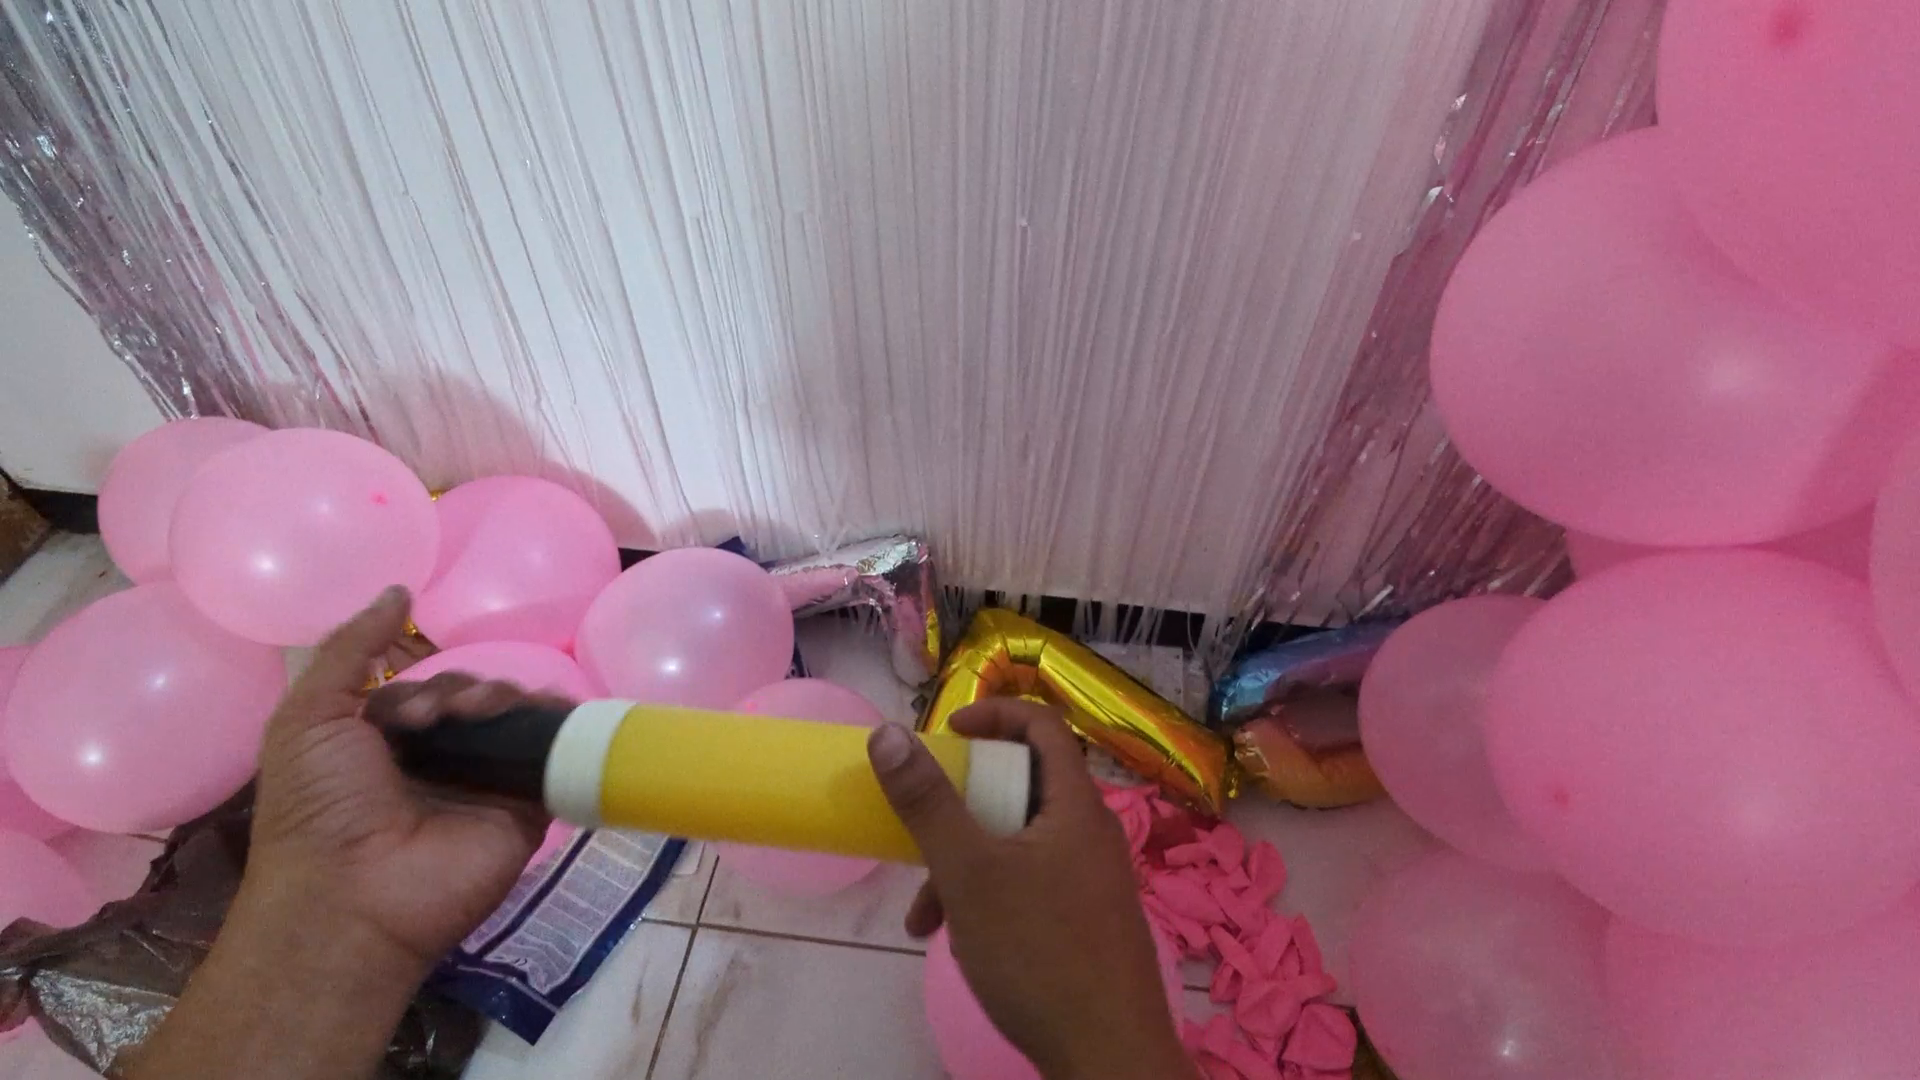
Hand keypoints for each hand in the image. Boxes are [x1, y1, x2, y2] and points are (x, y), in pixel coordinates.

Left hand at [131, 589, 551, 1079]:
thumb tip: (400, 589)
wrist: (359, 893)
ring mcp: (492, 779)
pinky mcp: (531, 801)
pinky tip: (555, 712)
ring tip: (491, 717)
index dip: (430, 686)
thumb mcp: (308, 719)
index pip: (435, 690)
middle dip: (471, 692)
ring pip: (521, 717)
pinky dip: (562, 724)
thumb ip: (351, 651)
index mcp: (397, 744)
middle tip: (453, 718)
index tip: (411, 714)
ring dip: (512, 701)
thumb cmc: (322, 807)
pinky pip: (557, 751)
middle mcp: (448, 758)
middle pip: (482, 698)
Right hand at [867, 701, 1196, 1079]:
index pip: (1042, 725)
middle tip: (926, 827)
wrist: (1110, 1063)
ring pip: (1018, 842)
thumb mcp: (969, 872)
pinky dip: (990, 895)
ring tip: (924, 916)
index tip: (949, 734)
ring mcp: (1091, 878)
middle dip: (963, 809)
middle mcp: (1090, 831)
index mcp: (1074, 804)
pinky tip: (957, 940)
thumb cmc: (1039, 952)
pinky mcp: (1086, 919)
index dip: (994, 714)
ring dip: (966, 864)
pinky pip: (1031, 881)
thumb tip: (890, 734)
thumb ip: (928, 802)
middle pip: (1022, 786)